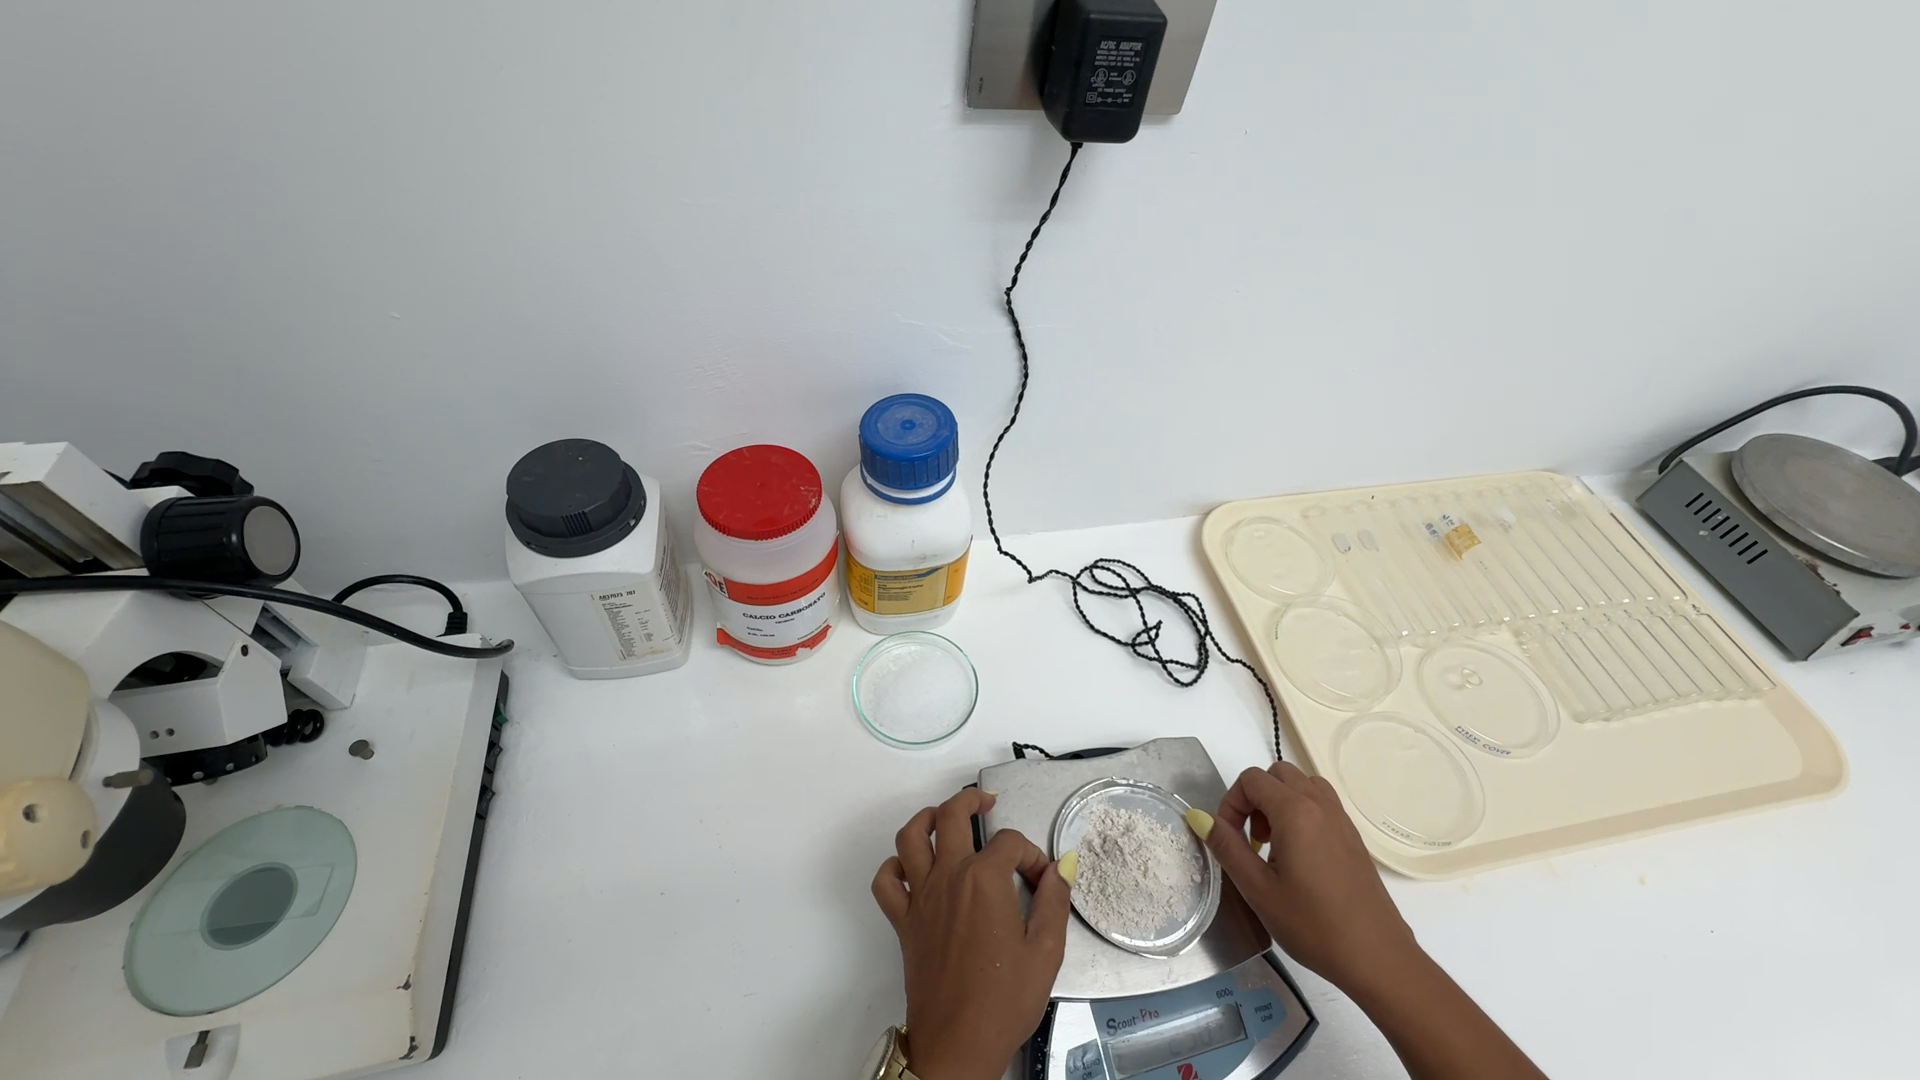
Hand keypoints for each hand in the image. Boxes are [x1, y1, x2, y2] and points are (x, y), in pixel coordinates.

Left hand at [872, 789, 1072, 1079]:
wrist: (958, 1043)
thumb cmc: (1005, 999)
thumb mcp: (1047, 951)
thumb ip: (1055, 900)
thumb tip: (1060, 867)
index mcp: (985, 879)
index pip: (1010, 843)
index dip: (1032, 855)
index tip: (1043, 880)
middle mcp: (948, 877)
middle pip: (951, 816)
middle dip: (971, 800)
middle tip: (987, 801)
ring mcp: (920, 897)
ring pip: (910, 837)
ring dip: (926, 818)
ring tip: (944, 816)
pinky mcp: (903, 921)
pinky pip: (886, 881)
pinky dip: (894, 866)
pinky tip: (912, 866)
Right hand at [1190, 762, 1419, 995]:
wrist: (1378, 957)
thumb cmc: (1313, 925)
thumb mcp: (1258, 888)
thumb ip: (1226, 846)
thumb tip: (1198, 817)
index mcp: (1295, 811)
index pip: (1251, 780)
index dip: (1231, 803)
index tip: (1229, 839)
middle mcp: (1320, 805)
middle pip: (1277, 773)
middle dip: (1255, 798)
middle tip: (1251, 840)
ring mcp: (1341, 819)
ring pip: (1302, 784)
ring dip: (1279, 802)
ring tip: (1273, 844)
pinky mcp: (1353, 837)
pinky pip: (1320, 803)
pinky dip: (1301, 813)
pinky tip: (1298, 856)